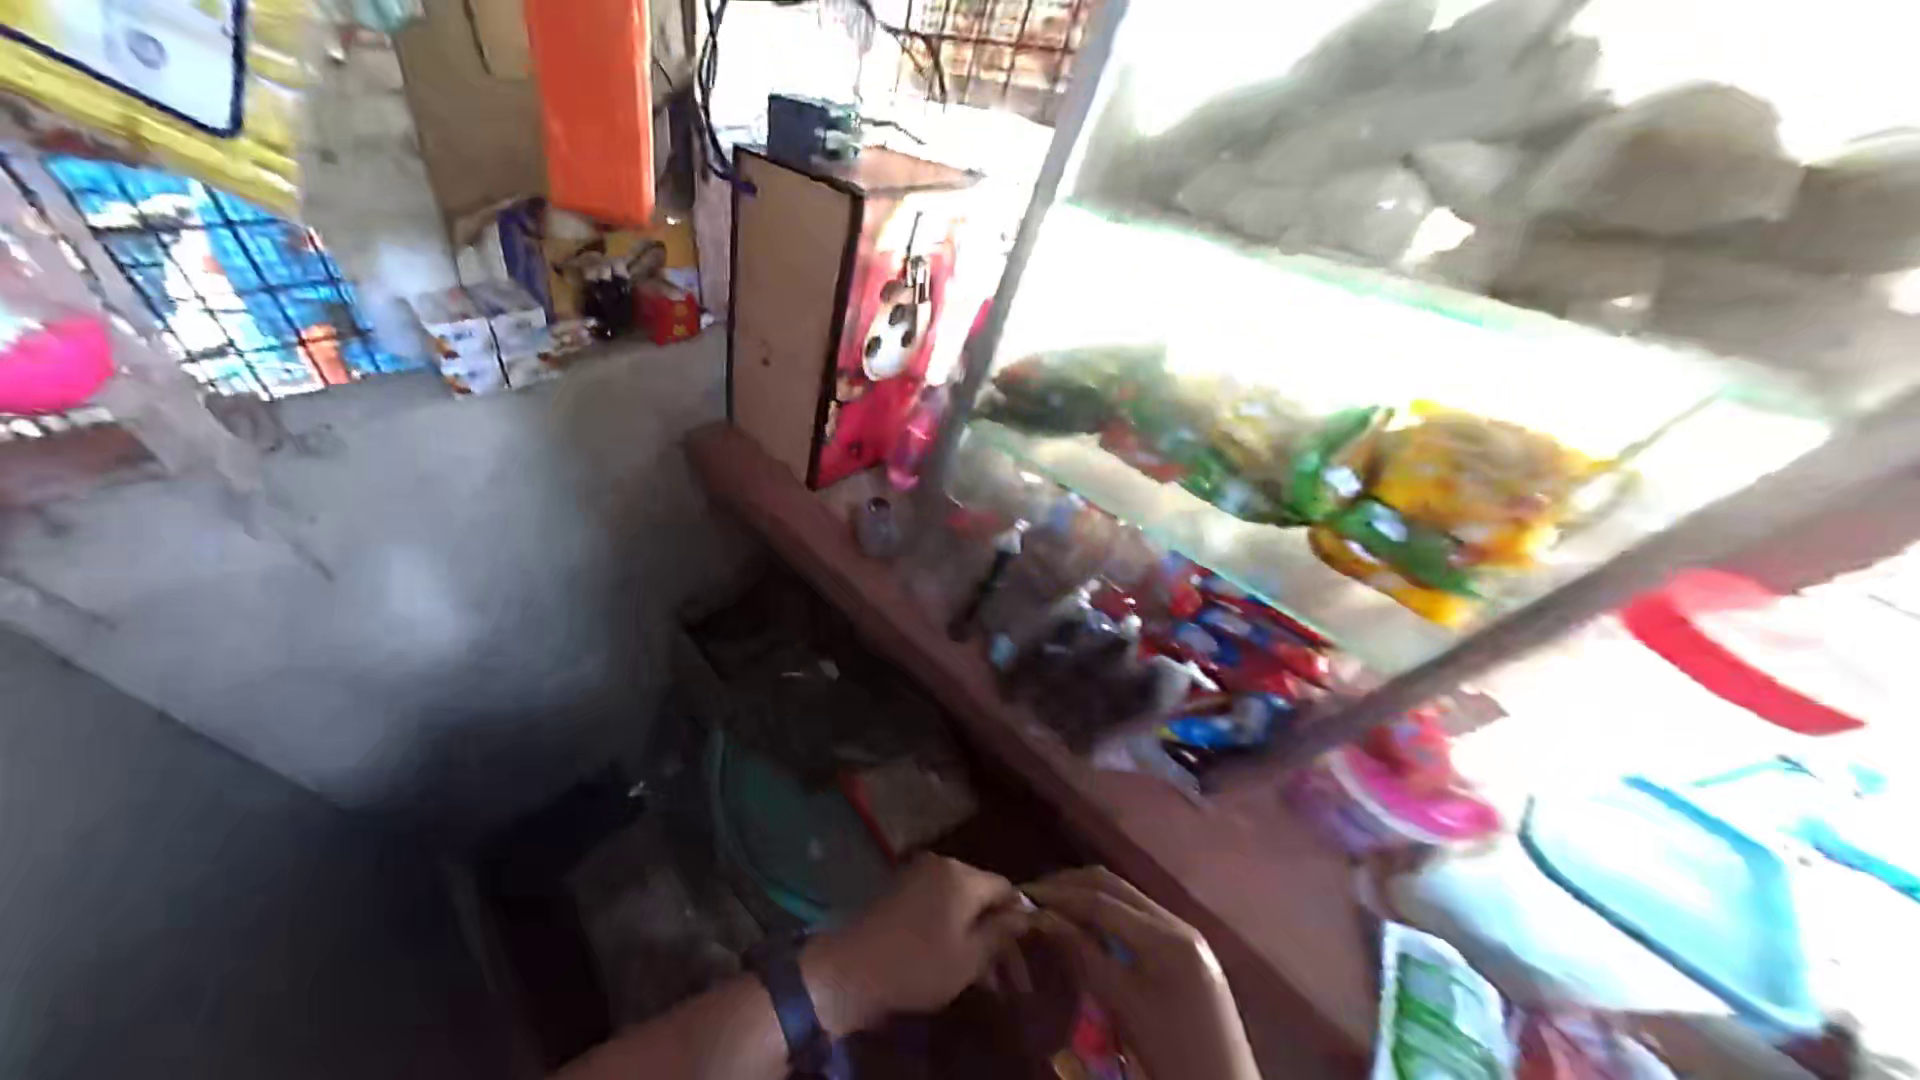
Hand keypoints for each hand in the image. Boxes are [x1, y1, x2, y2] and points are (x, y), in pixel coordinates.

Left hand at [802, 855, 1029, 1035]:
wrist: (853, 968)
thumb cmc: (918, 965)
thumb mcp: (969, 958)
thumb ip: (1000, 931)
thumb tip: (1024, 912)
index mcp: (963, 876)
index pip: (1005, 885)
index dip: (1016, 912)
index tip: (1018, 943)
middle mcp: (942, 862)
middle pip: (980, 886)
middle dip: (990, 917)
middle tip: (995, 956)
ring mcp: (918, 869)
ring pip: (957, 891)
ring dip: (967, 917)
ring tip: (968, 953)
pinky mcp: (901, 882)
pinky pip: (936, 893)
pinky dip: (945, 913)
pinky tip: (942, 941)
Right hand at [1025, 867, 1259, 1079]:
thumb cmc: (1173, 1056)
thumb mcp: (1123, 1006)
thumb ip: (1083, 956)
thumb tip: (1042, 919)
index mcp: (1166, 935)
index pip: (1101, 899)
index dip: (1059, 895)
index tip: (1024, 894)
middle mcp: (1177, 922)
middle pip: (1114, 887)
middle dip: (1072, 885)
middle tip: (1034, 893)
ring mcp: (1184, 934)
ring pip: (1125, 897)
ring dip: (1087, 895)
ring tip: (1052, 905)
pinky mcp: (1184, 950)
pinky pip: (1137, 917)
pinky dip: (1107, 914)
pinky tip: (1085, 925)